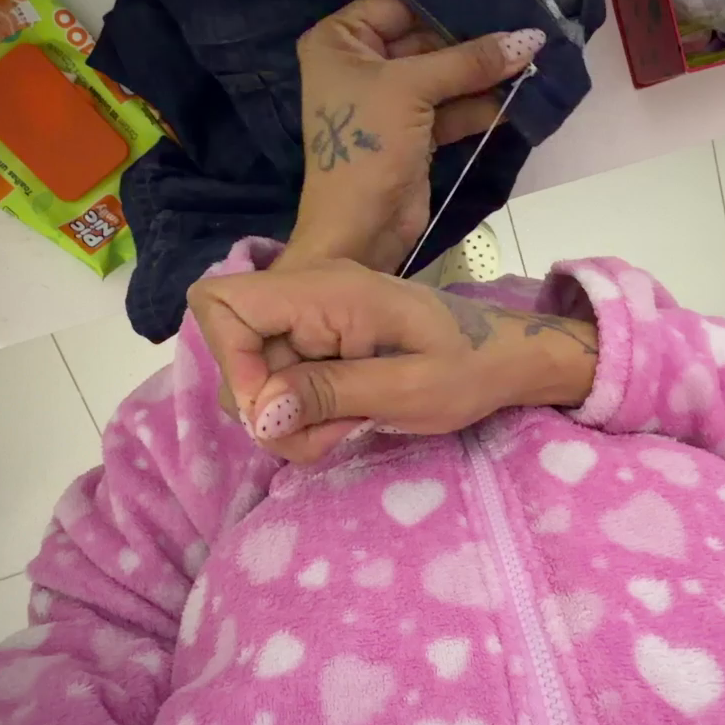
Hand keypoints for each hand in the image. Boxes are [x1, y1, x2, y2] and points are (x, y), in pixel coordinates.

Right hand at [188, 260, 596, 461]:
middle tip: (331, 434)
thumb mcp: (410, 387)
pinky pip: (284, 386)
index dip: (231, 361)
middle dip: (269, 410)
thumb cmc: (470, 365)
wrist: (501, 357)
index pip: (223, 304)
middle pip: (237, 356)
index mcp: (327, 291)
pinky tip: (349, 422)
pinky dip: (305, 416)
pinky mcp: (319, 345)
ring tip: (349, 428)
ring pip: (258, 381)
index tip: (277, 409)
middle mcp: (307, 297)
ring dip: (290, 421)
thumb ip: (333, 392)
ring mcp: (311, 321)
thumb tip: (259, 412)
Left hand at [282, 0, 546, 272]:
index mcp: (341, 41)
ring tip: (530, 61)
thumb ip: (470, 60)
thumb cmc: (368, 145)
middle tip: (523, 28)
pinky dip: (480, 106)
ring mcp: (389, 102)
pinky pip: (451, 109)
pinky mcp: (414, 134)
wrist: (361, 229)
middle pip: (426, 39)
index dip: (445, 1)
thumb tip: (531, 38)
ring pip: (444, 77)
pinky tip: (518, 97)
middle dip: (472, 41)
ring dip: (483, 75)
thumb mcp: (413, 89)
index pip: (399, 3)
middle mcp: (361, 65)